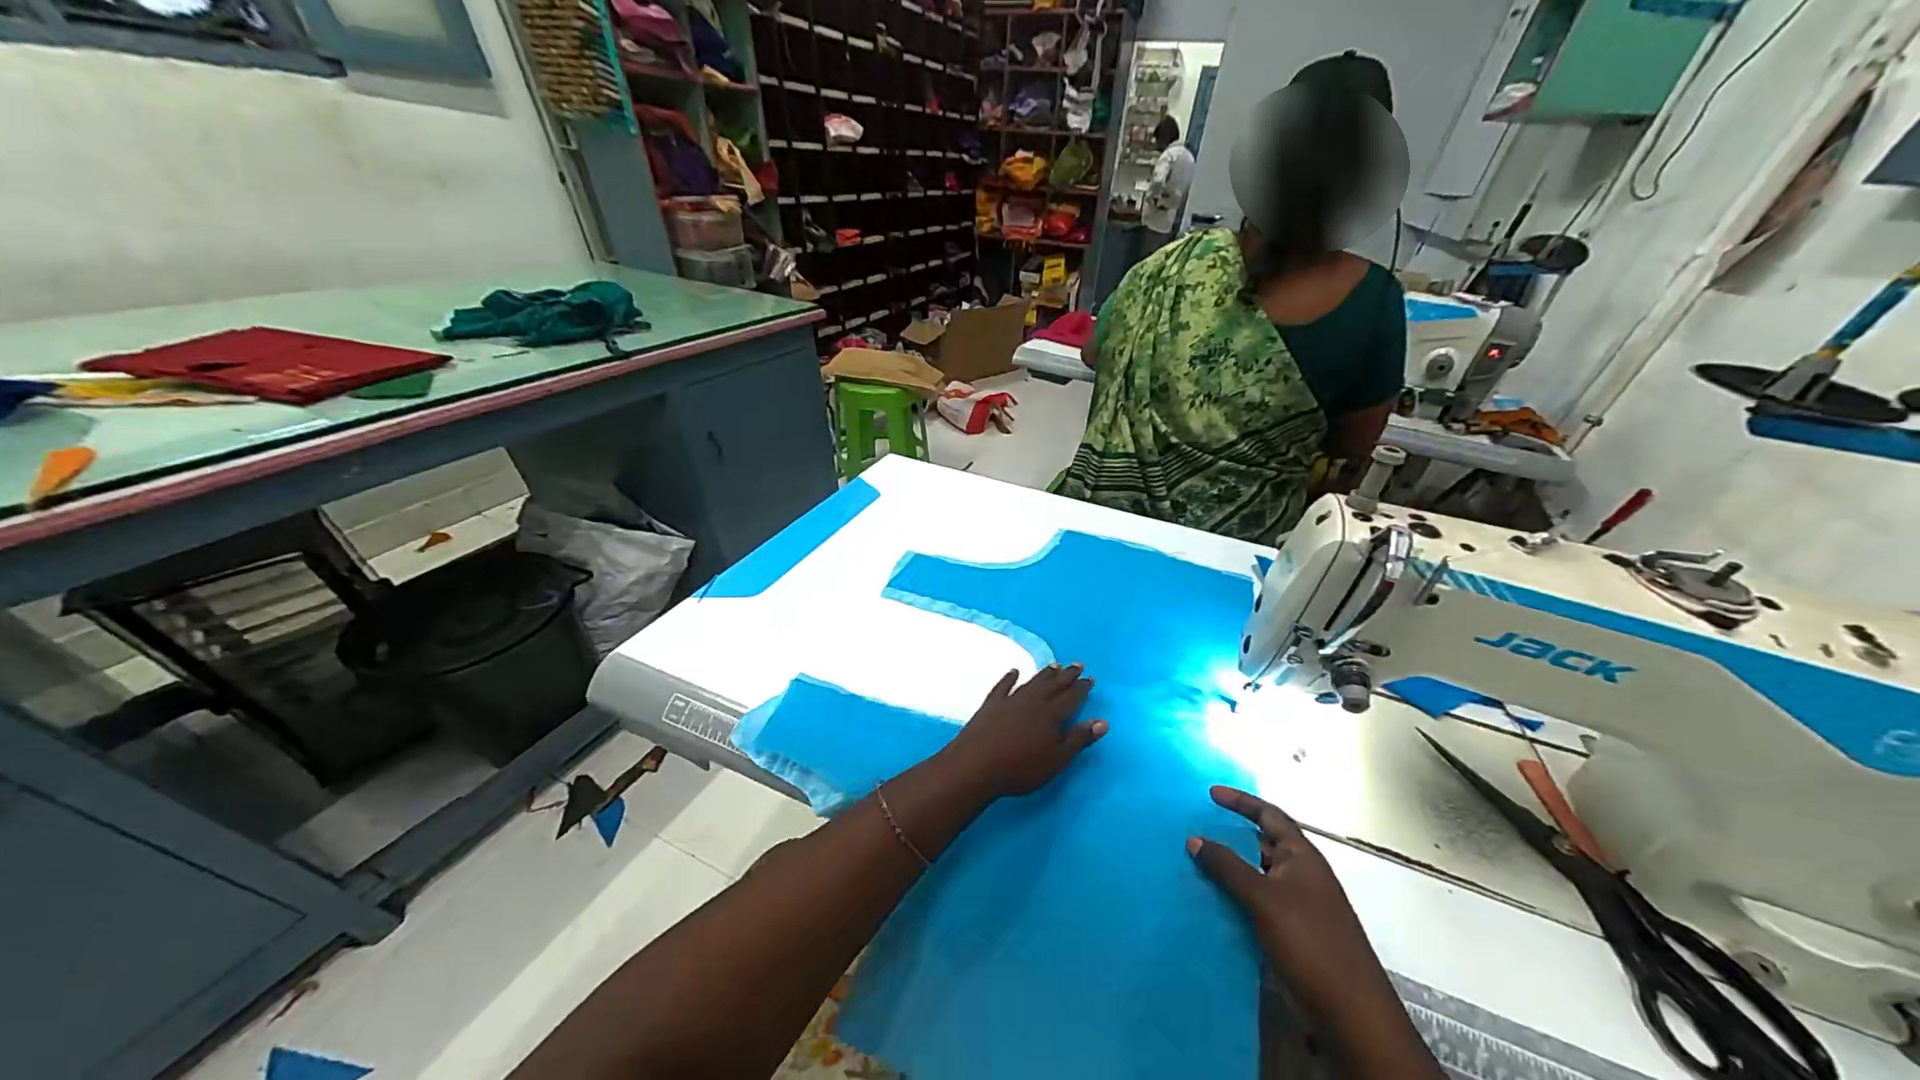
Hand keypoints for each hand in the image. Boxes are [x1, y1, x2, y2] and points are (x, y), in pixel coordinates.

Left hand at [939, 665, 1103, 796]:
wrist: (976, 764)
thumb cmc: (1021, 767)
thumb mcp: (1057, 759)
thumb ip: (1079, 739)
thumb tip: (1102, 721)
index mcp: (1051, 715)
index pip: (1071, 697)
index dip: (1082, 688)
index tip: (1090, 678)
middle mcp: (1032, 702)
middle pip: (1053, 685)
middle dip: (1066, 675)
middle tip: (1077, 664)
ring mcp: (1010, 701)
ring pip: (1032, 683)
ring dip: (1044, 674)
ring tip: (1054, 665)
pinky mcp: (991, 705)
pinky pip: (1003, 686)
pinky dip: (1009, 678)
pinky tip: (1014, 672)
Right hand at [1188, 786, 1390, 1014]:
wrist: (1349, 1009)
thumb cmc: (1309, 941)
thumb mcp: (1263, 898)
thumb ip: (1228, 867)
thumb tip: (1194, 839)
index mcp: (1302, 857)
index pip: (1270, 815)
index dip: (1241, 801)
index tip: (1211, 794)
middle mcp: (1302, 874)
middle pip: (1262, 843)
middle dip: (1230, 836)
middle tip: (1195, 830)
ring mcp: (1298, 904)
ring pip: (1257, 875)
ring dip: (1229, 869)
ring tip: (1195, 864)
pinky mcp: (1291, 931)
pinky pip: (1256, 902)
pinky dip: (1234, 896)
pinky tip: (1211, 902)